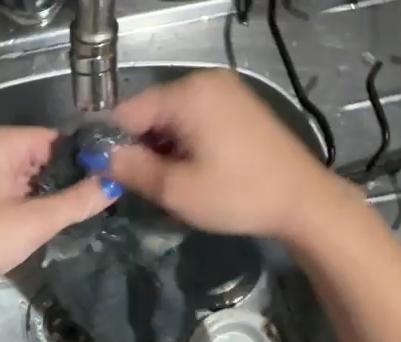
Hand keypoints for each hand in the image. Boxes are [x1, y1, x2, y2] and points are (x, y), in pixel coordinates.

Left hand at [0, 125, 115, 333]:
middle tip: (102, 201)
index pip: (57, 139)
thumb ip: (77, 201)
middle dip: (70, 179)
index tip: (111, 180)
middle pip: (45, 157)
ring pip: (33, 177)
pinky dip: (36, 205)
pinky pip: (19, 192)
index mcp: (2, 142)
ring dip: (54, 195)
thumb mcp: (36, 221)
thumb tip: (115, 185)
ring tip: (84, 212)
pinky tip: (53, 221)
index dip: (83, 160)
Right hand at [108, 71, 343, 241]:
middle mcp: (205, 83)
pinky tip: (189, 178)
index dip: (110, 144)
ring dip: (162, 154)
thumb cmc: (237, 195)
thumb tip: (101, 158)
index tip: (100, 175)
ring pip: (172, 122)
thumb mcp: (177, 191)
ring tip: (166, 189)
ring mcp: (224, 93)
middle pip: (150, 114)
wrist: (300, 200)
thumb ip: (134, 171)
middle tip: (139, 190)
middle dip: (139, 150)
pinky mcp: (237, 109)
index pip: (128, 111)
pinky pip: (194, 124)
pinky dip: (183, 149)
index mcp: (187, 95)